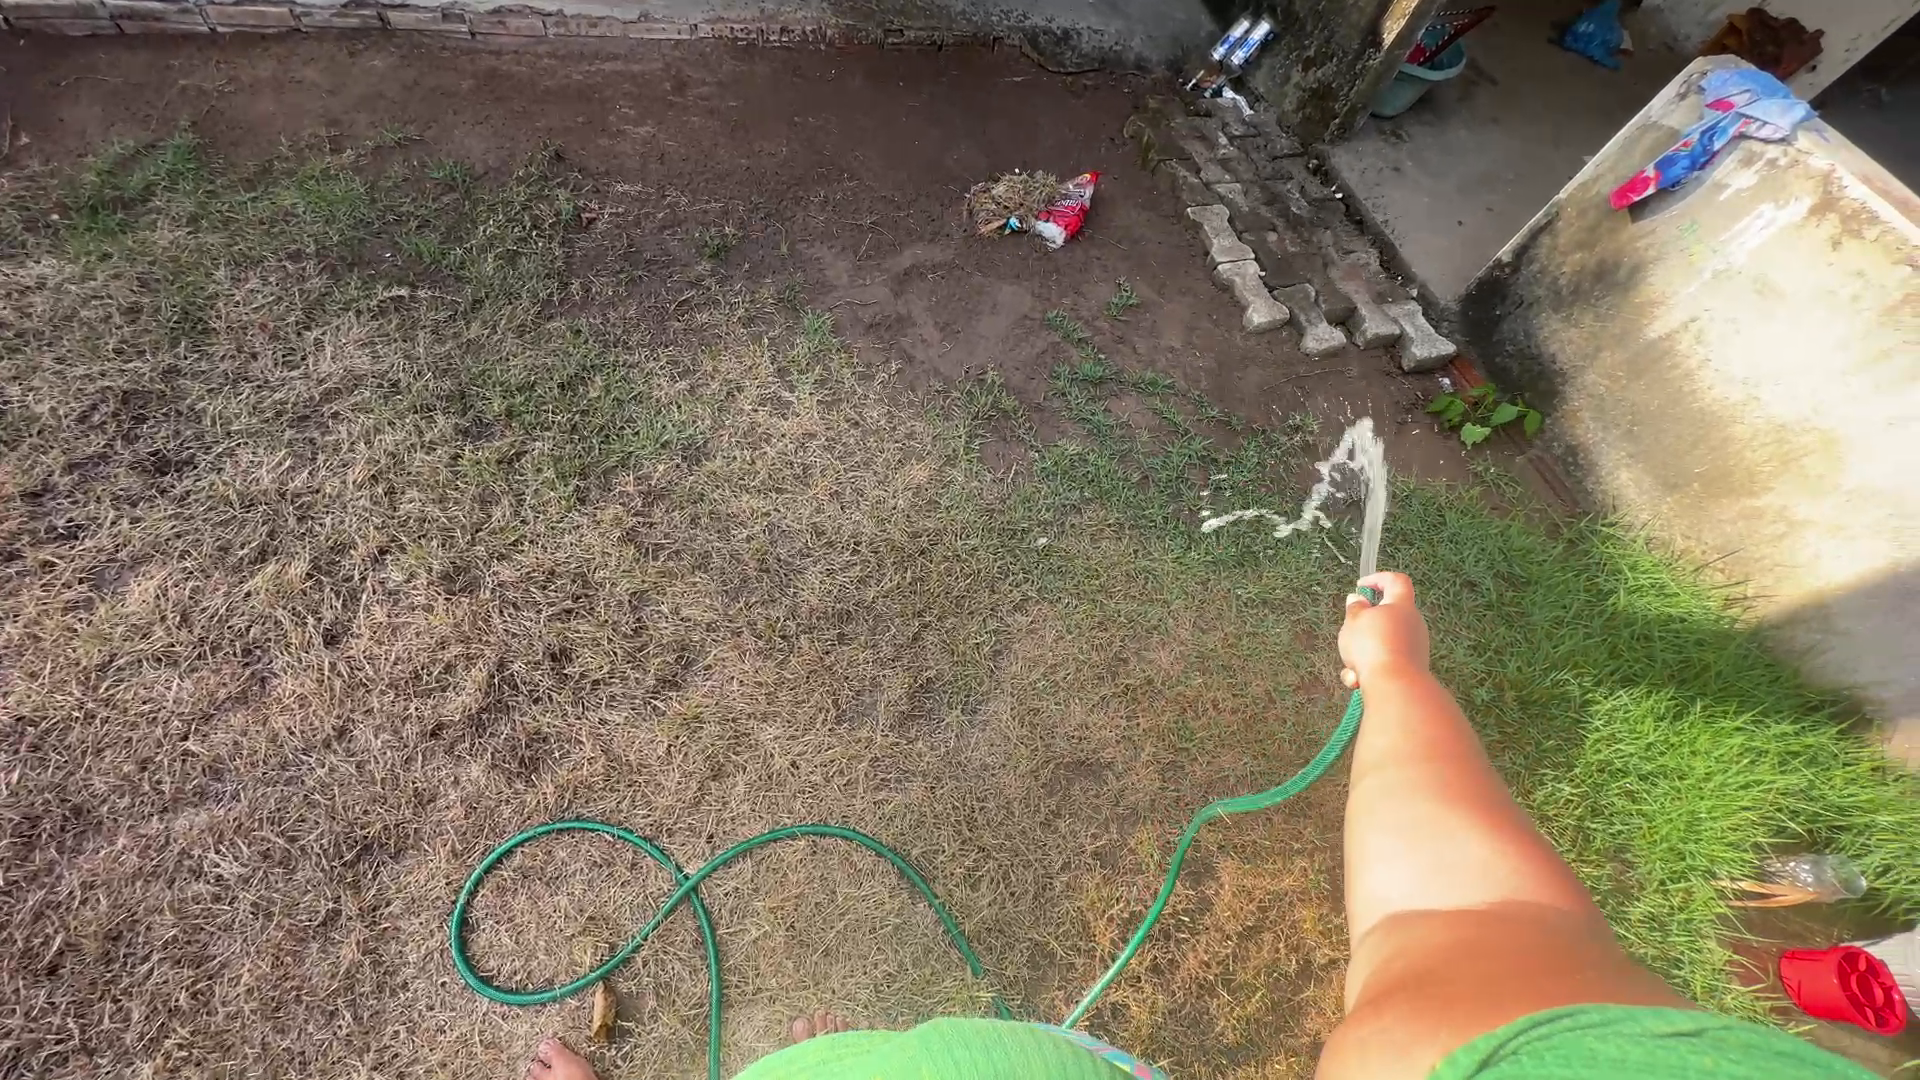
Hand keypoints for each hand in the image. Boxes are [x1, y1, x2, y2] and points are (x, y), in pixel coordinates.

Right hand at [1338, 571, 1429, 688]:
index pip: (1396, 580)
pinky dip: (1369, 667)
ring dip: (1363, 650)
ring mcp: (1414, 646)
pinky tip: (1357, 678)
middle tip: (1350, 629)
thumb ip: (1355, 608)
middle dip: (1365, 622)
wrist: (1394, 684)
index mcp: (1401, 605)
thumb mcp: (1354, 621)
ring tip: (1350, 663)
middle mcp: (1412, 623)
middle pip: (1389, 614)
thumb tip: (1359, 600)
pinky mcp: (1410, 666)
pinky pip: (1385, 660)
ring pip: (1383, 641)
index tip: (1360, 586)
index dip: (1378, 578)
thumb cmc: (1372, 645)